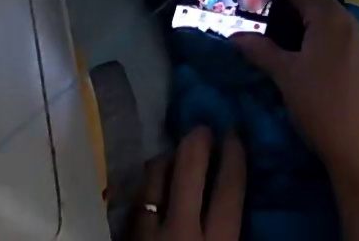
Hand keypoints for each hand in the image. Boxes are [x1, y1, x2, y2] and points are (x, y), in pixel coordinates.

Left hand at [133, 126, 245, 240]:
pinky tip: (152, 182)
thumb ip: (231, 229)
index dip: (233, 154)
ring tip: (173, 153)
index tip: (233, 132)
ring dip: (166, 158)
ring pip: (155, 176)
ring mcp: (146, 233)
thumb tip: (234, 196)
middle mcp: (181, 231)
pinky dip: (146, 185)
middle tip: (204, 129)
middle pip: (189, 166)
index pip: (229, 186)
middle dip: (198, 140)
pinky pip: (135, 199)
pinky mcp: (124, 236)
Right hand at [232, 0, 358, 171]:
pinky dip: (314, 29)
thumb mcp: (286, 76)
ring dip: (302, 14)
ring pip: (324, 11)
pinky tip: (297, 48)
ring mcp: (355, 36)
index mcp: (328, 15)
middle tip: (260, 10)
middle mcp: (345, 18)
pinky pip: (333, 28)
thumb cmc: (322, 105)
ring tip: (273, 29)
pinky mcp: (358, 55)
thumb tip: (234, 36)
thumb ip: (260, 50)